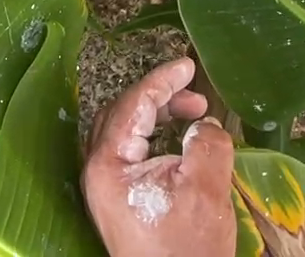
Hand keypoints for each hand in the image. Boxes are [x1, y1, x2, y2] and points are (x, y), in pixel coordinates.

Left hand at [83, 58, 235, 256]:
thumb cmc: (188, 250)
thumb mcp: (206, 190)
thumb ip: (206, 143)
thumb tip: (205, 124)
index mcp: (109, 163)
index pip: (135, 103)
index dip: (164, 80)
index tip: (188, 66)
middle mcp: (98, 169)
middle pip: (125, 111)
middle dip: (161, 96)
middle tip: (195, 96)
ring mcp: (104, 185)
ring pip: (126, 128)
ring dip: (158, 114)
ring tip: (194, 113)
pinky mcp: (117, 198)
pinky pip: (130, 150)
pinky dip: (154, 135)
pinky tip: (179, 140)